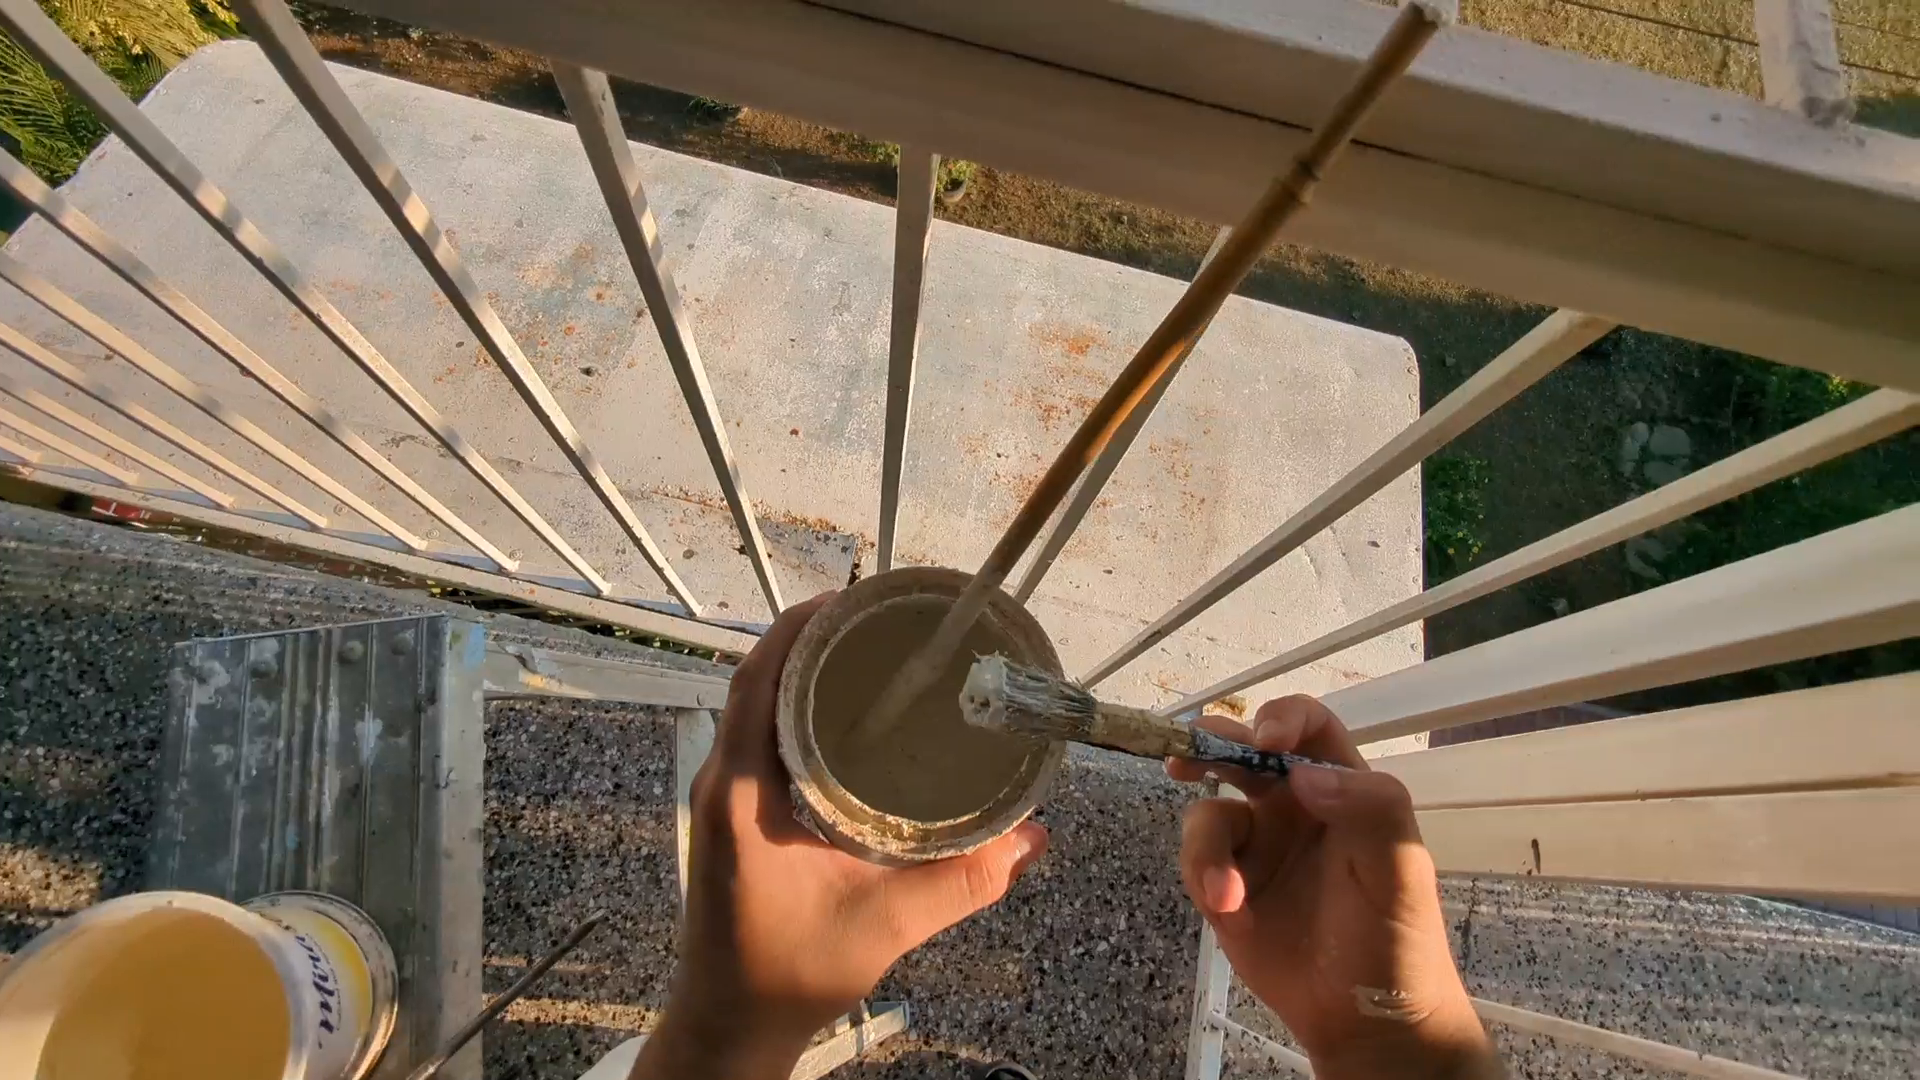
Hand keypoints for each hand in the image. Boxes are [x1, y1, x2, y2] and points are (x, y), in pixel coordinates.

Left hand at [633, 593, 1049, 1079]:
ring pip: (757, 702)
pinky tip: (847, 706)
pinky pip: (762, 728)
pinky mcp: (740, 803)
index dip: (792, 633)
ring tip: (865, 647)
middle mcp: (726, 780)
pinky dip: (797, 700)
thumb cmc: (790, 975)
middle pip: (756, 680)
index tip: (844, 602)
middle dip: (807, 638)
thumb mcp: (881, 929)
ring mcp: (728, 791)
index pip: (754, 685)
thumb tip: (1032, 837)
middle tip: (873, 619)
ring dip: (801, 666)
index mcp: (742, 796)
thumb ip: (959, 883)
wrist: (732, 1022)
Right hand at [1169, 696, 1498, 1079]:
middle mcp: (1289, 802)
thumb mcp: (1399, 870)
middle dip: (1206, 745)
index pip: (1308, 724)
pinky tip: (1227, 911)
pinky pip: (1194, 857)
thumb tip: (1301, 774)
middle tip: (1184, 759)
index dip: (1281, 717)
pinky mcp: (1223, 879)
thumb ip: (1369, 807)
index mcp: (1337, 786)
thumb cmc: (1396, 936)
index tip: (1264, 741)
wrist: (1366, 1023)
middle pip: (1238, 748)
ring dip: (1205, 847)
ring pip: (1206, 809)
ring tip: (1223, 896)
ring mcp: (1253, 841)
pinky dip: (1202, 878)